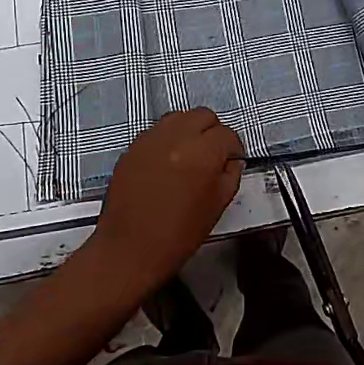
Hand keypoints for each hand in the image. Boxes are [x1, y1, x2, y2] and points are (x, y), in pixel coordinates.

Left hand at [87, 109, 244, 289]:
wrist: (130, 248)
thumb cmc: (177, 235)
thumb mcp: (216, 206)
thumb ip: (230, 176)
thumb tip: (232, 161)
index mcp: (202, 153)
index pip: (227, 134)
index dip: (233, 148)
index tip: (232, 160)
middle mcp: (176, 138)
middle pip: (204, 115)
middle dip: (213, 132)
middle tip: (214, 154)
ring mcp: (151, 139)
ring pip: (179, 117)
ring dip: (190, 130)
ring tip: (190, 154)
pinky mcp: (133, 146)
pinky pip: (157, 130)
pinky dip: (168, 138)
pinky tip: (168, 161)